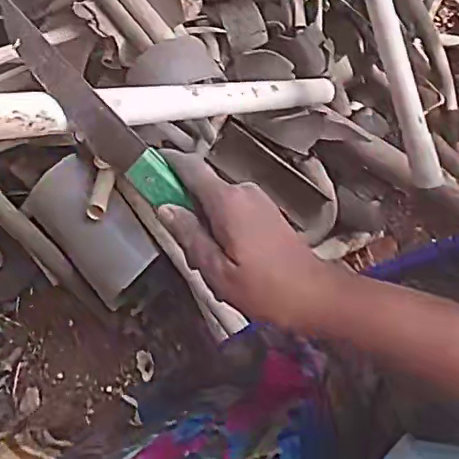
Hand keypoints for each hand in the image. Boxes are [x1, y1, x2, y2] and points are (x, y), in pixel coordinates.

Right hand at [156, 152, 354, 332]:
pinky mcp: (265, 210)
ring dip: (203, 225)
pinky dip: (220, 228)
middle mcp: (244, 191)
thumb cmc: (269, 289)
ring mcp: (257, 199)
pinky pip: (231, 209)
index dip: (163, 163)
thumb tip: (166, 209)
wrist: (314, 295)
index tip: (144, 166)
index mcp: (229, 201)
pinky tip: (228, 260)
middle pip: (200, 187)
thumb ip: (189, 235)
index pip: (189, 167)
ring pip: (215, 201)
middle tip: (186, 251)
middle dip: (184, 212)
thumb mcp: (216, 270)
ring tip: (211, 265)